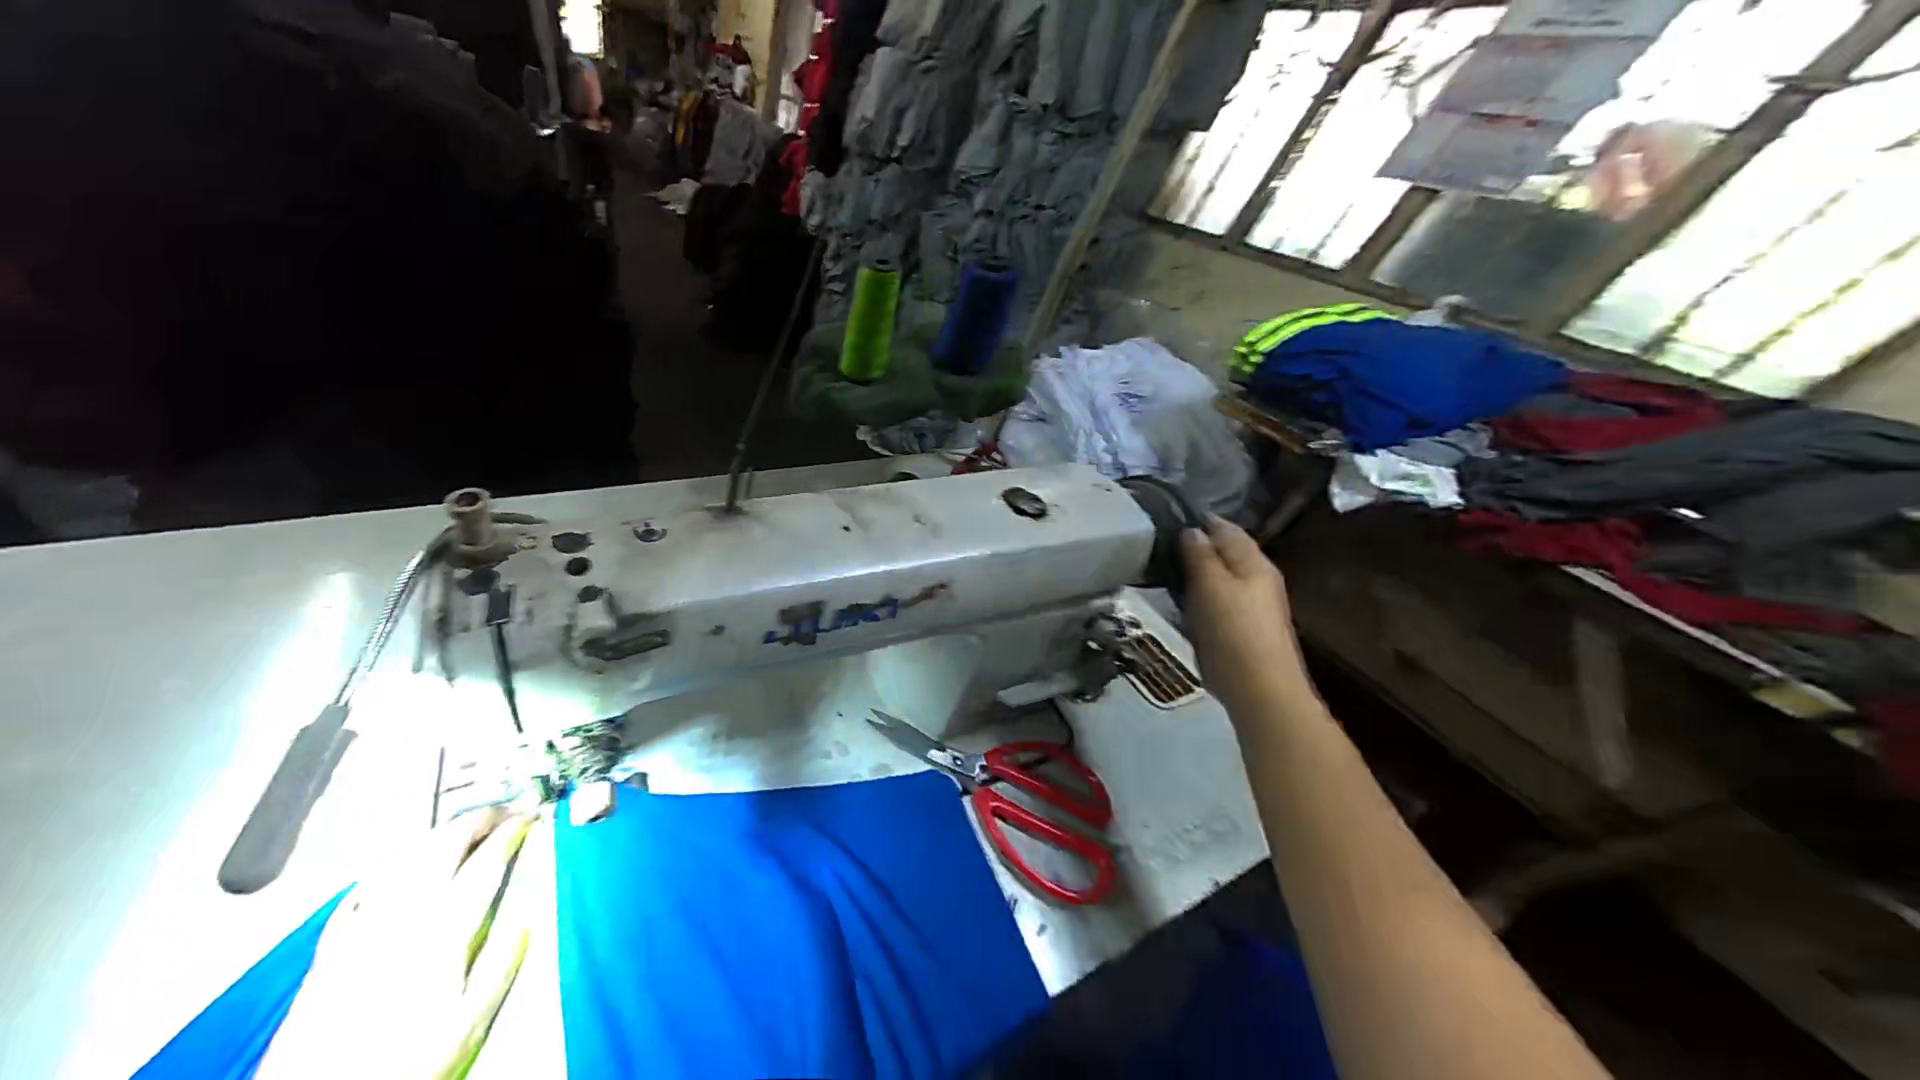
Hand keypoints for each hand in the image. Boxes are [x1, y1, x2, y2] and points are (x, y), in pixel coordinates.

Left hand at [253, 806, 542, 1079]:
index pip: (484, 863)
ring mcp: (362, 927)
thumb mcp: (466, 1023)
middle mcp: (402, 915)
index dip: (510, 832)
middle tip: (504, 811)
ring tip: (464, 828)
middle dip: (477, 820)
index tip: (531, 816)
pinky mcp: (331, 947)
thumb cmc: (402, 1065)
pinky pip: (364, 889)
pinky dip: (391, 867)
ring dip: (439, 835)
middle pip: (442, 848)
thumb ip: (498, 966)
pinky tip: (399, 866)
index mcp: (443, 929)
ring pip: (405, 859)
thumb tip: (524, 919)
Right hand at [1180, 517, 1311, 715]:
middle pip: (1225, 554)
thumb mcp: (1210, 585)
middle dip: (1196, 549)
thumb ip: (1200, 555)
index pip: (1225, 528)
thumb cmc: (1232, 629)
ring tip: (1166, 576)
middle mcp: (1259, 578)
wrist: (1260, 688)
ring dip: (1197, 576)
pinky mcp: (1245, 629)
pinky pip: (1219, 603)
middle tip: (1160, 550)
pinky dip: (1202, 599)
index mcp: (1253, 561)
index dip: (1198, 522)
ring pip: (1221, 579)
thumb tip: (1191, 530)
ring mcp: (1255, 606)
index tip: (1166, 521)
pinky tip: (1185, 606)